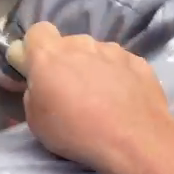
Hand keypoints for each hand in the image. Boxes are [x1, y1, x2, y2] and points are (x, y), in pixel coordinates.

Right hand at [20, 22, 173, 173]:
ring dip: (93, 68)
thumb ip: (34, 91)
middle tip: (70, 91)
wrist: (135, 142)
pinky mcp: (139, 62)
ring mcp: (113, 51)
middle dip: (66, 62)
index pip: (37, 31)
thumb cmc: (76, 132)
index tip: (39, 69)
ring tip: (101, 99)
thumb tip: (43, 84)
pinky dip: (118, 76)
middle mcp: (81, 44)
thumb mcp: (35, 120)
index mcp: (49, 54)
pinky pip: (120, 64)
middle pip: (69, 44)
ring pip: (96, 53)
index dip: (36, 48)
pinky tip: (123, 101)